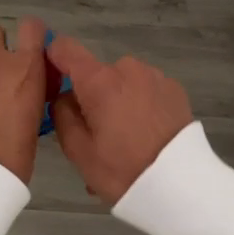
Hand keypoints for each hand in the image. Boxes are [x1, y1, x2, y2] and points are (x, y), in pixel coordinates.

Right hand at [46, 36, 194, 204]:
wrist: (182, 186)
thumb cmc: (123, 169)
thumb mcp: (78, 151)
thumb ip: (62, 115)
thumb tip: (65, 96)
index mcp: (99, 80)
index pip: (65, 48)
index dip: (53, 56)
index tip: (51, 74)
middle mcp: (127, 69)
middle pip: (98, 75)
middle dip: (93, 98)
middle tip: (97, 136)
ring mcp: (155, 77)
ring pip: (123, 85)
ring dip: (119, 104)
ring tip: (127, 143)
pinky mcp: (175, 90)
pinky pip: (146, 93)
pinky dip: (141, 108)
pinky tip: (148, 138)